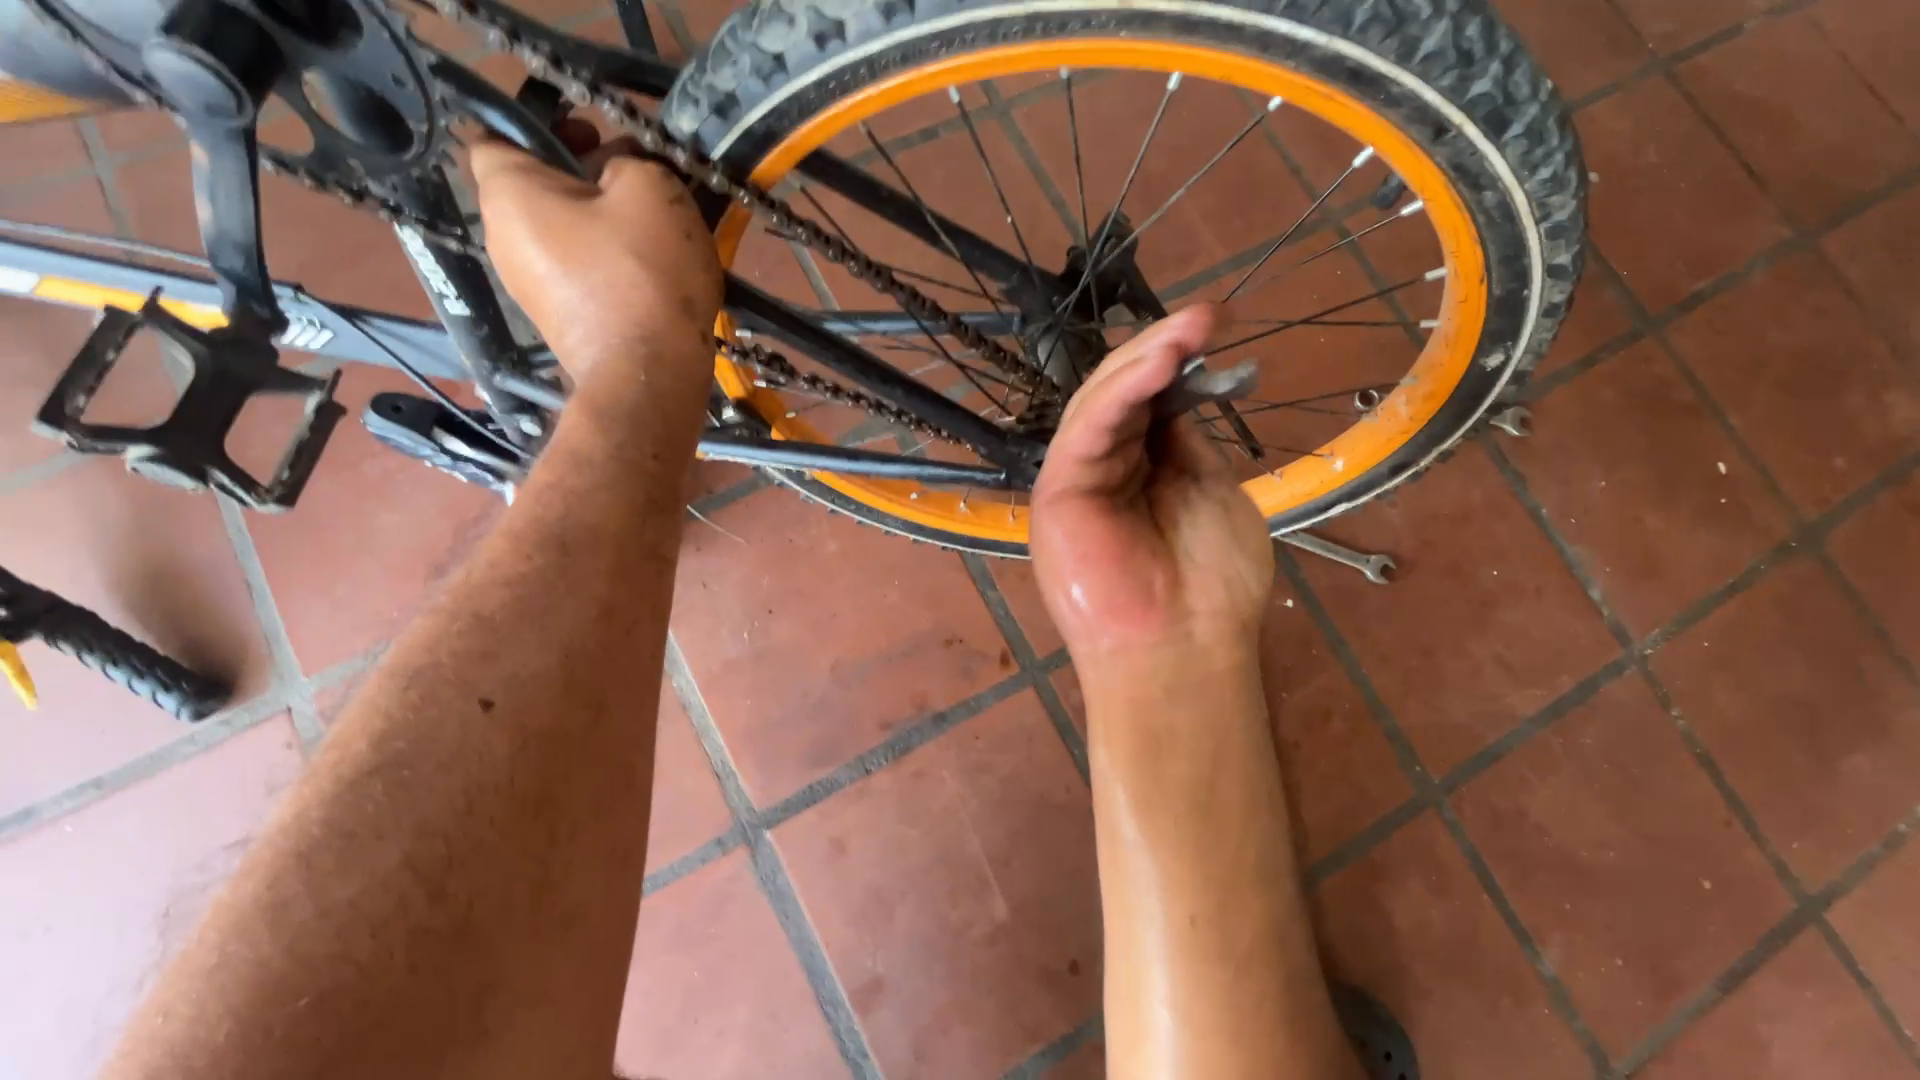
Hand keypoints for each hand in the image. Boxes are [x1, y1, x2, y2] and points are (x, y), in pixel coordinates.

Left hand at [469, 123, 722, 380]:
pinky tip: (650, 271)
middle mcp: (502, 239)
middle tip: (636, 179)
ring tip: (652, 227)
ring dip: (603, 221)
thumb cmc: (643, 274)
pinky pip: (579, 272)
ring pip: (563, 232)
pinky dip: (608, 262)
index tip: (594, 134)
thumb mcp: (652, 189)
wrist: (648, 375)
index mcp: (508, 195)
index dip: (544, 125)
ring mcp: (529, 287)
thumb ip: (630, 161)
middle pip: (536, 186)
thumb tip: (619, 175)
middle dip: (584, 174)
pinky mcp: (559, 321)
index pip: (496, 136)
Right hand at [1030, 305, 1274, 663]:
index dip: (1175, 361)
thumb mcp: (1209, 489)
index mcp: (1139, 467)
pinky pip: (1087, 427)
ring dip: (1145, 359)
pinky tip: (1160, 363)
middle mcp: (1104, 465)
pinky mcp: (1058, 488)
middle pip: (1120, 391)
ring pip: (1100, 400)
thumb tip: (1181, 390)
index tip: (1215, 325)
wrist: (1183, 647)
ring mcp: (1078, 476)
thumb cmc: (1210, 582)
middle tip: (1206, 316)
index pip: (1146, 400)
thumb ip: (1184, 442)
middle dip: (1162, 348)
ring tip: (1191, 328)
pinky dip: (1122, 392)